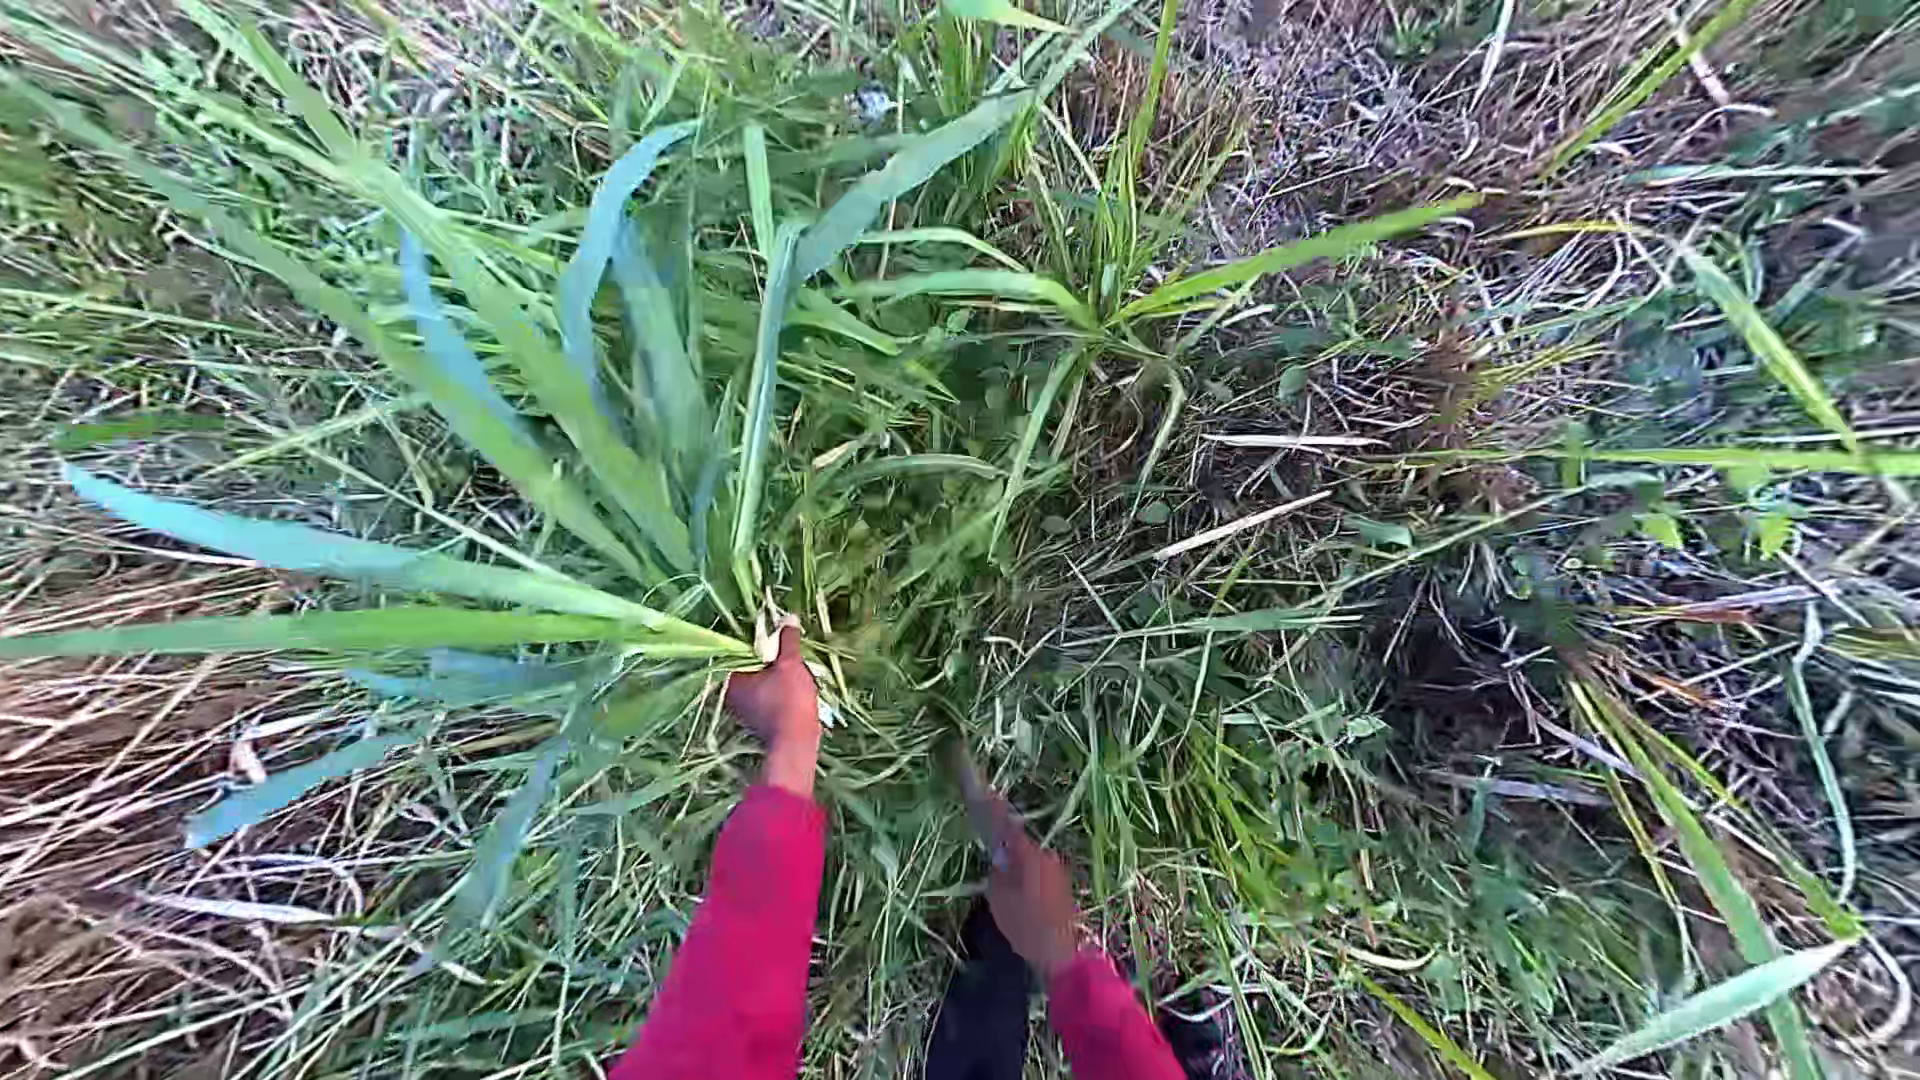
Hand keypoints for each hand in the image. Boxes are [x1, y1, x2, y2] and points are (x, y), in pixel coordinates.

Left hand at [724, 619, 820, 796]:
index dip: (751, 639)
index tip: (767, 631)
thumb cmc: (788, 701)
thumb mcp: (790, 664)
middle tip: (779, 643)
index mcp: (731, 680)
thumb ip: (787, 640)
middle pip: (745, 666)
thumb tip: (788, 618)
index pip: (734, 651)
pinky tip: (788, 681)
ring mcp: (743, 710)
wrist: (796, 742)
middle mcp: (730, 695)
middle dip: (762, 655)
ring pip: (754, 681)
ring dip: (768, 672)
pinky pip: (762, 694)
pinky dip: (772, 686)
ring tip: (787, 660)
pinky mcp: (756, 719)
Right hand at [983, 798, 1080, 980]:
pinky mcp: (1061, 885)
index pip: (1008, 826)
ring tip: (1003, 879)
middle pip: (1020, 842)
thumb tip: (999, 859)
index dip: (995, 810)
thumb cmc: (1028, 928)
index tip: (986, 793)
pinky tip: (1019, 891)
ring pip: (1030, 858)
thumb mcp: (1000, 901)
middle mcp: (1046, 856)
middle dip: (1005, 843)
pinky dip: (1026, 873)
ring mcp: (1056, 870)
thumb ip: (997, 874)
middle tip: (989, 850)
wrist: (1063, 957)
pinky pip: (1038, 870)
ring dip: (1017, 862)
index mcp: (1030, 855)